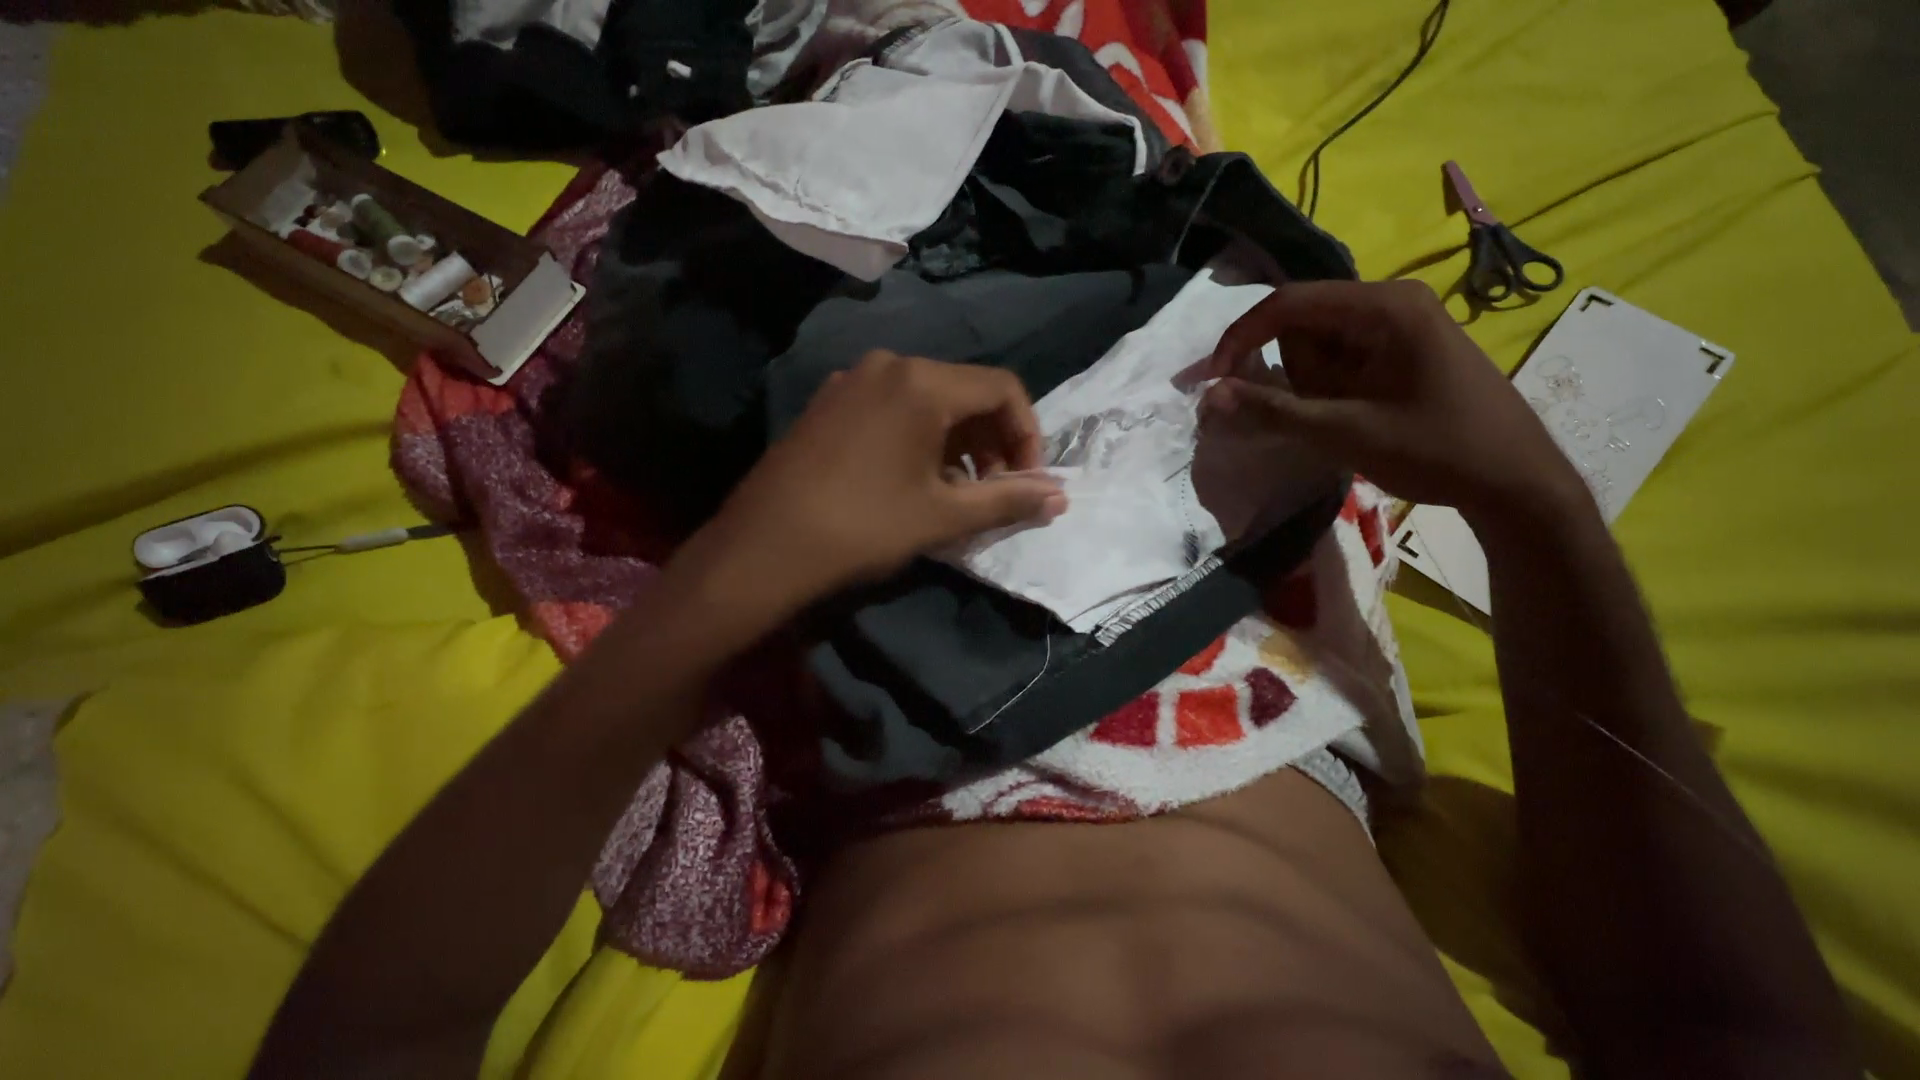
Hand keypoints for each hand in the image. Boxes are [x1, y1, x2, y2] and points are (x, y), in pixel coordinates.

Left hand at [676, 350, 1067, 611]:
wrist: (764, 547)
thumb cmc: (864, 526)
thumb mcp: (944, 516)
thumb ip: (1008, 500)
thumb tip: (1060, 497)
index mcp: (922, 381)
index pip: (1003, 388)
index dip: (1028, 435)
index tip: (1026, 482)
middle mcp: (888, 365)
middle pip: (964, 390)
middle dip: (992, 440)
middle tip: (995, 491)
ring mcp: (850, 381)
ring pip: (926, 400)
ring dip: (956, 442)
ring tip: (956, 492)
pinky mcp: (826, 404)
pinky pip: (891, 408)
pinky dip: (918, 437)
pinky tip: (911, 481)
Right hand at [1197, 280, 1587, 524]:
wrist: (1518, 481)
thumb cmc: (1437, 450)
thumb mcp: (1347, 433)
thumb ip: (1274, 410)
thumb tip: (1210, 395)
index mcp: (1384, 305)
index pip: (1289, 303)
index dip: (1242, 339)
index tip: (1215, 383)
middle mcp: (1392, 301)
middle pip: (1304, 324)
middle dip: (1295, 373)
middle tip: (1323, 416)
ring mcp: (1402, 324)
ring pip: (1321, 345)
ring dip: (1315, 386)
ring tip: (1350, 423)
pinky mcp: (1406, 348)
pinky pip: (1345, 358)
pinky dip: (1334, 390)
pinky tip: (1359, 419)